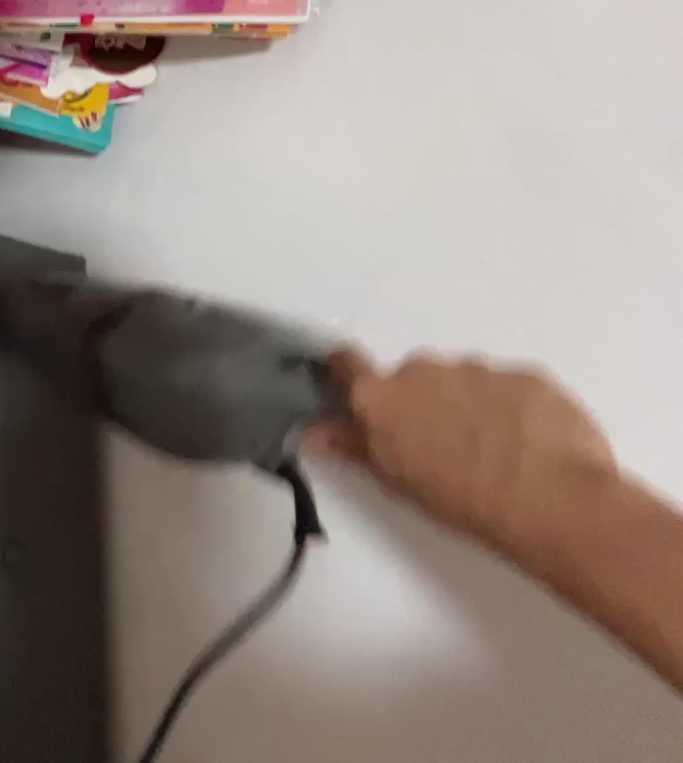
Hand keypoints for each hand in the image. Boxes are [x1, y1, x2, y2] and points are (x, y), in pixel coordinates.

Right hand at [310, 352, 617, 555]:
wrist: (556, 504)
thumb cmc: (459, 496)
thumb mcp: (393, 477)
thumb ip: (351, 445)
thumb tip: (311, 433)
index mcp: (378, 394)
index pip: (345, 362)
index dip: (348, 373)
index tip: (359, 391)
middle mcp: (420, 369)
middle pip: (412, 374)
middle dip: (424, 397)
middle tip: (444, 436)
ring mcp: (478, 369)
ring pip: (464, 378)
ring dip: (469, 399)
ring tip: (497, 442)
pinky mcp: (531, 376)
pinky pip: (512, 385)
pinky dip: (515, 405)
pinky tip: (531, 439)